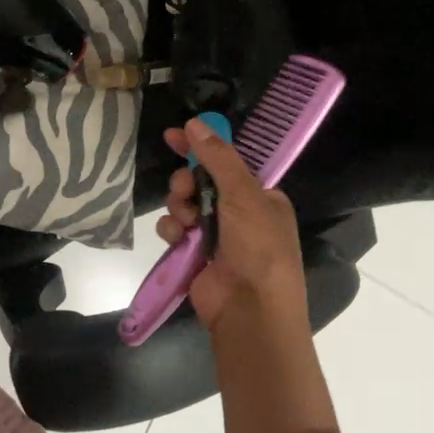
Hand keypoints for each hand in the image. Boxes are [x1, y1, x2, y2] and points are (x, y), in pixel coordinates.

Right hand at [154, 118, 308, 332]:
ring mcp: (216, 235)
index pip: (227, 161)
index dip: (200, 147)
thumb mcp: (243, 195)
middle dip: (186, 182)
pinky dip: (173, 231)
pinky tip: (177, 239)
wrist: (250, 310)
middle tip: (184, 189)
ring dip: (178, 207)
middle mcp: (239, 213)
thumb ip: (218, 157)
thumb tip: (195, 122)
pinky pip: (175, 229)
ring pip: (183, 203)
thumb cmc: (258, 248)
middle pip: (200, 181)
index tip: (173, 135)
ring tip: (184, 220)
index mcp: (260, 196)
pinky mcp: (195, 253)